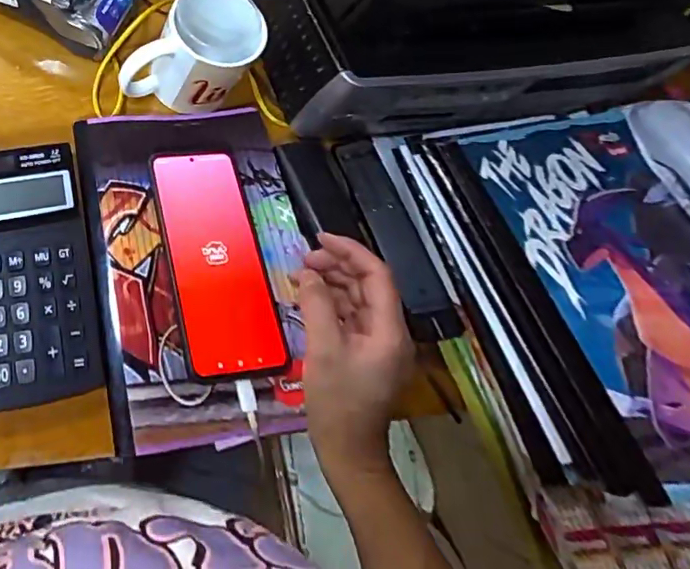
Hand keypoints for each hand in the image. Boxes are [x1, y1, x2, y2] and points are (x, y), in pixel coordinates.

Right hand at [294, 233, 414, 478]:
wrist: (348, 451)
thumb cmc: (338, 402)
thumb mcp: (323, 348)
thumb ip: (317, 305)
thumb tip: (308, 275)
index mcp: (389, 329)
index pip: (376, 274)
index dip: (350, 251)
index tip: (320, 238)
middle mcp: (389, 332)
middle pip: (366, 284)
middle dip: (335, 266)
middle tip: (303, 260)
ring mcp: (378, 343)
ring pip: (356, 298)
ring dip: (329, 283)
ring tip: (300, 276)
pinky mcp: (364, 353)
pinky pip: (348, 316)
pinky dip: (328, 302)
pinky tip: (307, 299)